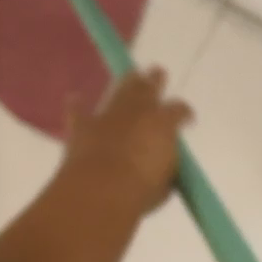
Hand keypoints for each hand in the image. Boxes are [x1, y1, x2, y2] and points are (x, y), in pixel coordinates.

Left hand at [59, 68, 191, 213]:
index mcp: (164, 123)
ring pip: (120, 92)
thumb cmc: (142, 190)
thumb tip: (163, 167)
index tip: (188, 119)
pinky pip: (79, 111)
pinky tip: (74, 97)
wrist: (101, 190)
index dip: (184, 113)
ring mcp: (109, 116)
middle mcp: (138, 111)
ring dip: (127, 83)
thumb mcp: (165, 182)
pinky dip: (77, 104)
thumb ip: (166, 168)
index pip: (179, 111)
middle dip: (155, 81)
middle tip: (158, 72)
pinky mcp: (83, 127)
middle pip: (149, 88)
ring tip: (133, 74)